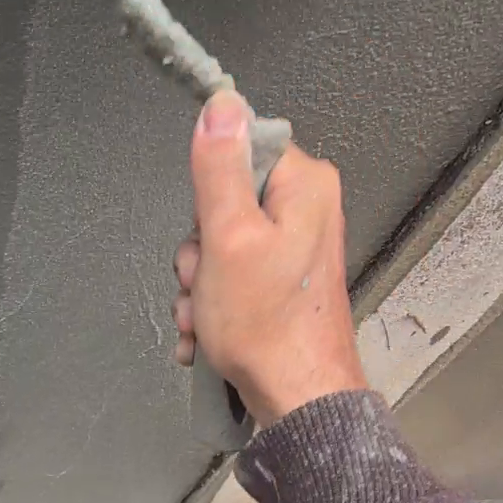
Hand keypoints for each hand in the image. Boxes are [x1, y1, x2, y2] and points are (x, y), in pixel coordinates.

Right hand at [172, 90, 367, 425]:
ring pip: (218, 253)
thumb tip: (220, 105)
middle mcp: (305, 213)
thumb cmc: (266, 326)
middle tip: (204, 287)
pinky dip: (211, 311)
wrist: (296, 398)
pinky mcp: (280, 289)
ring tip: (204, 321)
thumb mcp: (228, 237)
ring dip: (197, 291)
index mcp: (303, 187)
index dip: (206, 198)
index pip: (238, 155)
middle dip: (197, 257)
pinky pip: (230, 284)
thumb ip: (219, 170)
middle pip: (222, 209)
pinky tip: (206, 337)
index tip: (209, 236)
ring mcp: (292, 254)